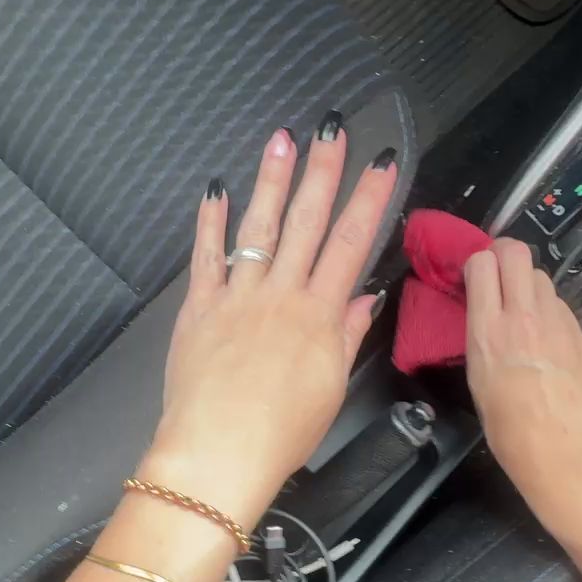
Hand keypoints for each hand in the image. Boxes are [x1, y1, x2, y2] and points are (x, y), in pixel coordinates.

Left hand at [141, 117, 397, 525]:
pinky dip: (210, 223)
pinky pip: (206, 257)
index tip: (381, 164)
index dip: (368, 201)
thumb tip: (365, 299)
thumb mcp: (329, 388)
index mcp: (318, 317)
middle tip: (333, 128)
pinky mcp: (199, 308)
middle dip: (324, 172)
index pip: (350, 245)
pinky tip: (215, 190)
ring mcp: (237, 298)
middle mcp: (280, 297)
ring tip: (282, 139)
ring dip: (272, 181)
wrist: (219, 453)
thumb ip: (347, 337)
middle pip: (307, 224)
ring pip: (259, 228)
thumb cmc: (281, 433)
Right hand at [464, 239, 581, 524]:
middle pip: (517, 252)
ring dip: (528, 283)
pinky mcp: (580, 333)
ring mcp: (557, 321)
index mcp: (488, 329)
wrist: (559, 448)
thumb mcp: (478, 379)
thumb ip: (483, 338)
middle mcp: (523, 315)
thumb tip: (488, 321)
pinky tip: (546, 334)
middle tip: (498, 272)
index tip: (473, 276)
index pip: (482, 263)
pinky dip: (549, 309)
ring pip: (541, 276)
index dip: (476, 263)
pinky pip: (561, 304)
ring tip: (523, 308)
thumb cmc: (507, 428)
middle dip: (504, 254)